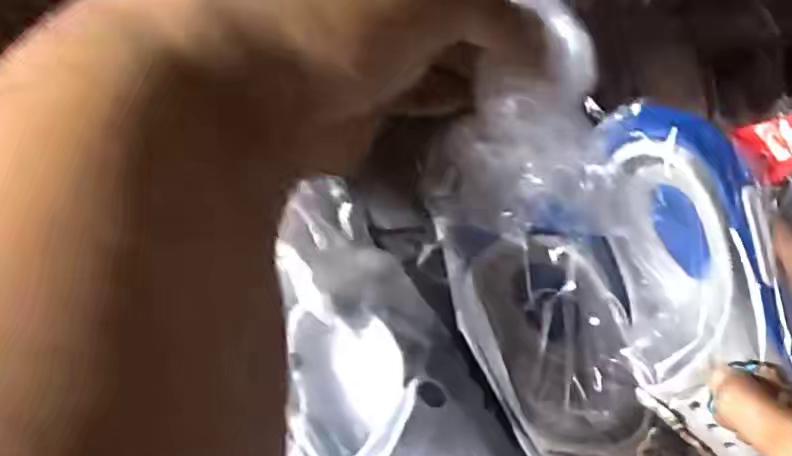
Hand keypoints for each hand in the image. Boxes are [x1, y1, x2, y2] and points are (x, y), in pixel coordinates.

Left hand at [101, 0, 543, 168]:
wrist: (244, 93)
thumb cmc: (323, 16)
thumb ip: (497, 15)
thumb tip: (546, 50)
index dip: (500, 7)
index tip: (535, 31)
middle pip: (445, 6)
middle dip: (492, 31)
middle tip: (537, 64)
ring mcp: (352, 29)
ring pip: (438, 42)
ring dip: (481, 65)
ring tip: (524, 91)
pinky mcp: (359, 78)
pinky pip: (424, 83)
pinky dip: (457, 95)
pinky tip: (491, 109)